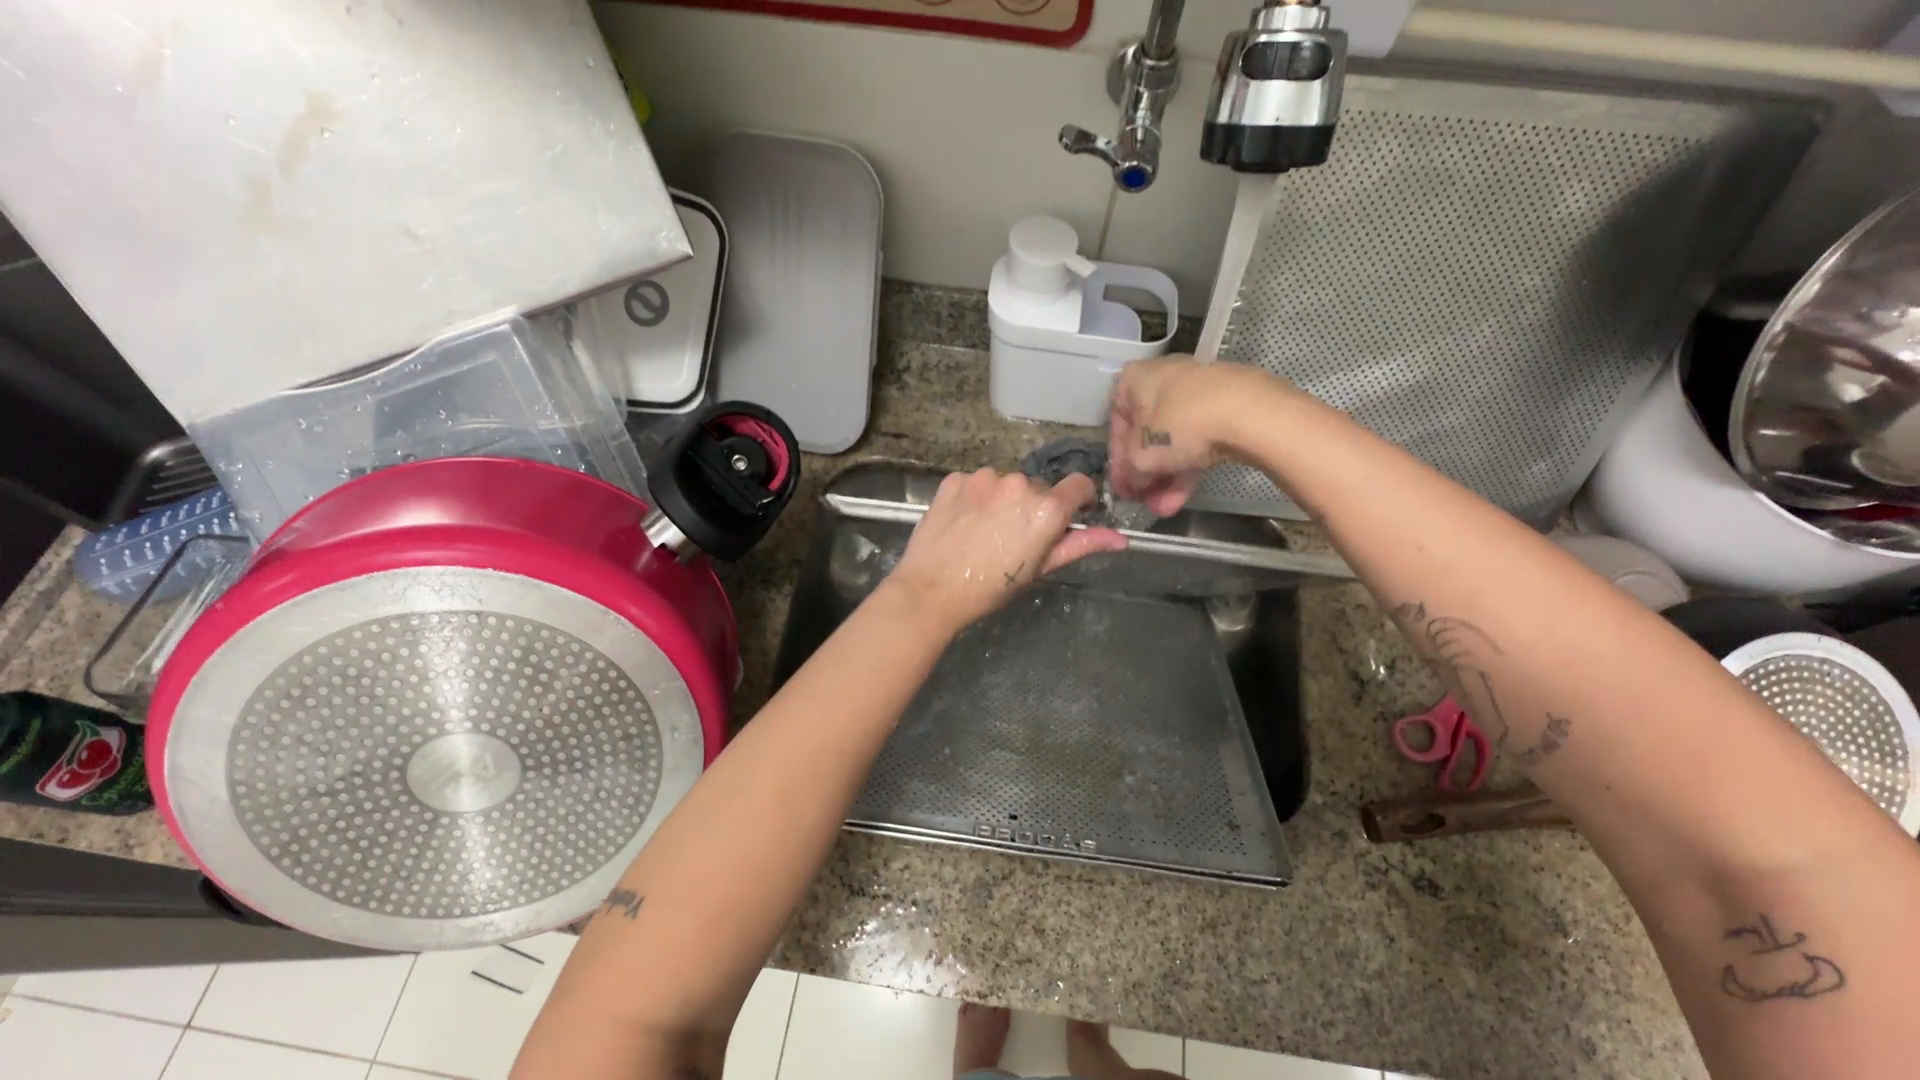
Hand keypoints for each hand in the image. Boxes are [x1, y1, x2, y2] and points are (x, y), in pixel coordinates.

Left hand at [883, 468, 1126, 632]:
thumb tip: (1121, 540)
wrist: (932, 589)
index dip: (1078, 500)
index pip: (1080, 485)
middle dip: (1033, 506)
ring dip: (1002, 500)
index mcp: (1046, 508)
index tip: (1068, 517)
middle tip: (1014, 538)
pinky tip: (964, 523)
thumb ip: (1081, 545)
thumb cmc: (991, 587)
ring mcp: (984, 478)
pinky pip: (975, 483)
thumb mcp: (1041, 568)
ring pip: (1005, 484)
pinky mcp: (955, 479)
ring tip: (985, 532)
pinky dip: (974, 497)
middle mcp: (1019, 484)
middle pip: (1039, 487)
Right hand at [1107, 357, 1285, 516]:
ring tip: (1164, 510)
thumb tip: (1131, 483)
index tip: (1123, 489)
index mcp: (1134, 380)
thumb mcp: (1141, 456)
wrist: (1246, 411)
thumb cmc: (1178, 426)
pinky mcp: (1225, 408)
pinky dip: (1189, 469)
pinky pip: (1199, 441)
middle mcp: (1163, 380)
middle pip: (1149, 436)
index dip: (1118, 463)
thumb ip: (1129, 473)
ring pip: (1175, 441)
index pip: (1117, 426)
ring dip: (1166, 479)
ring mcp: (1198, 393)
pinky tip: (1182, 499)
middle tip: (1144, 502)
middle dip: (1146, 475)